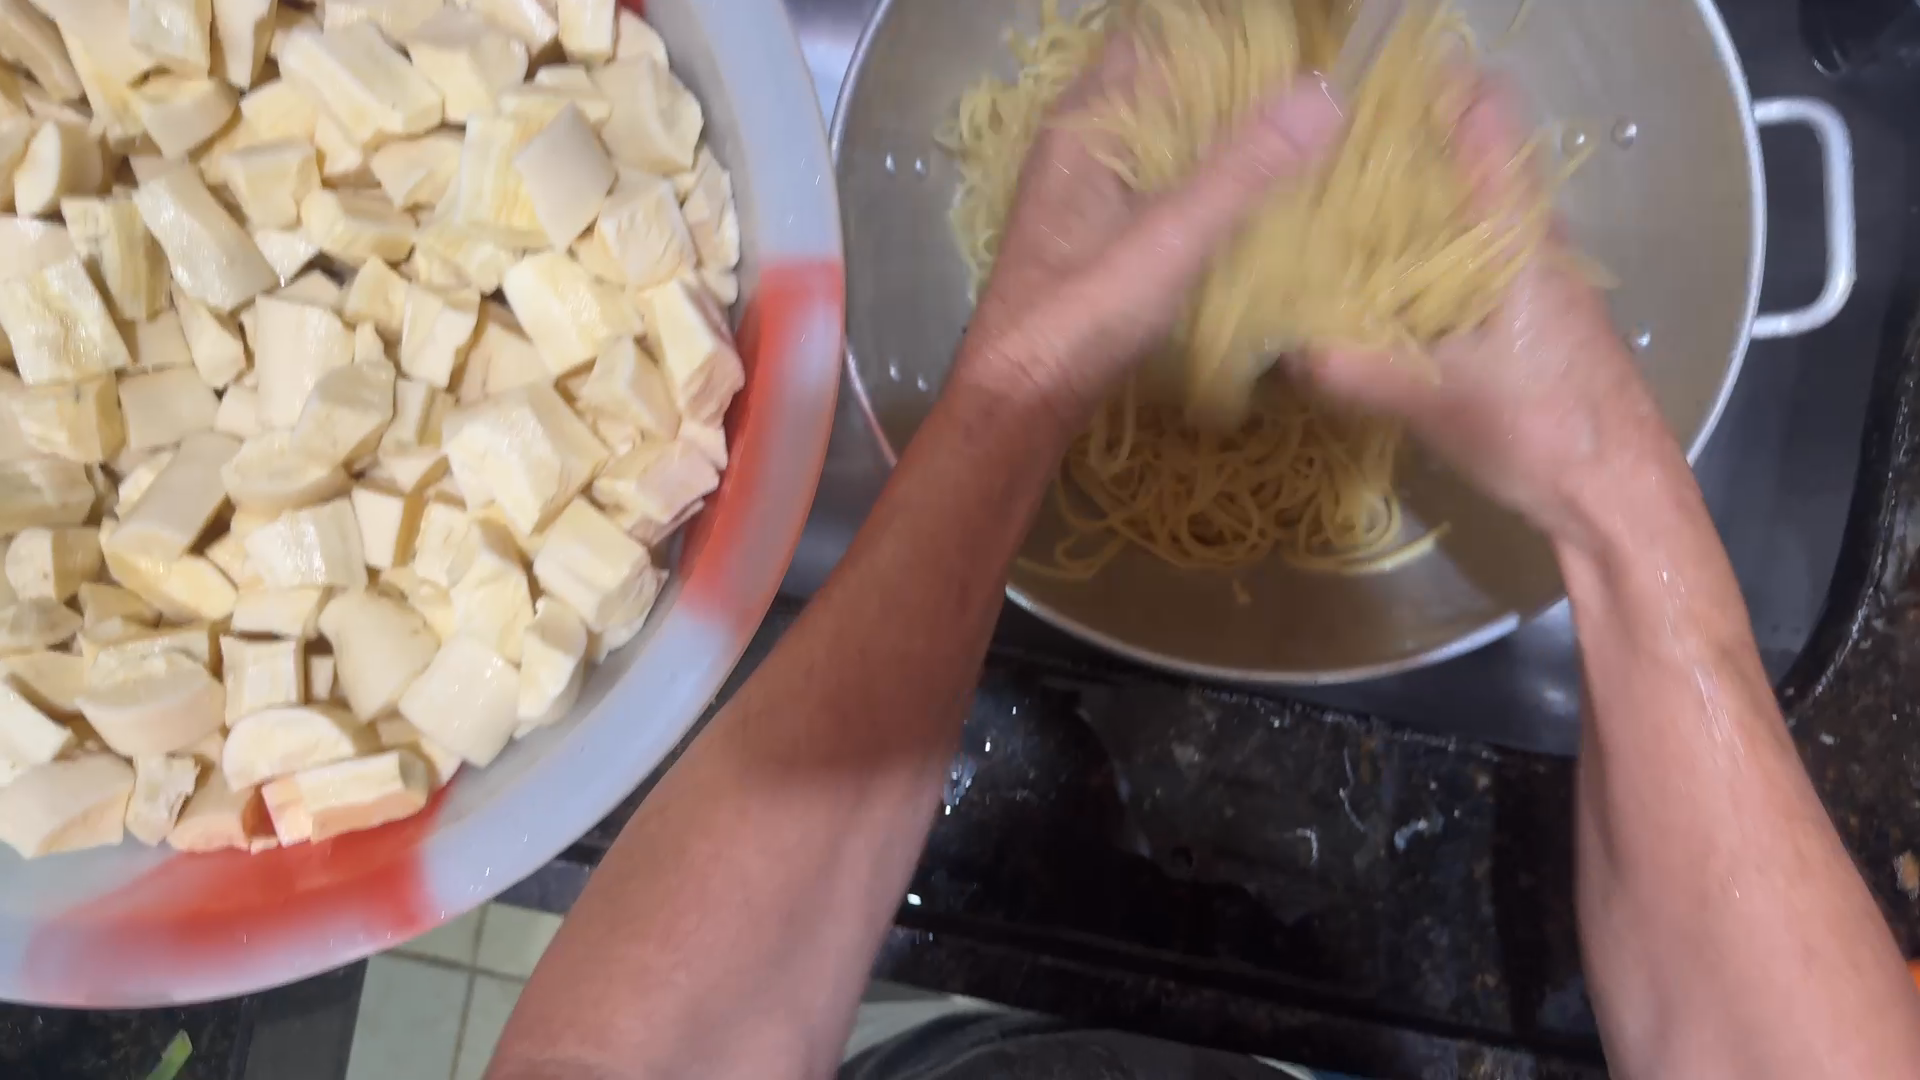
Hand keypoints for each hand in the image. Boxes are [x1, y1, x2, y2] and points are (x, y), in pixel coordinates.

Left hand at [954, 46, 1344, 430]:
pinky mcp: (1088, 259)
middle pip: (1153, 100)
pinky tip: (1233, 216)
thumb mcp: (1165, 239)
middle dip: (1220, 95)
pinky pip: (1147, 206)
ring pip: (1151, 158)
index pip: (1146, 44)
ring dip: (1207, 151)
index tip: (1282, 45)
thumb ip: (1240, 171)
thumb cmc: (1078, 319)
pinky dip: (1189, 200)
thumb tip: (1324, 92)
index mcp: (1081, 133)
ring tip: (1285, 147)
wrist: (1017, 403)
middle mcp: (1073, 161)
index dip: (1210, 39)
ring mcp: (1078, 212)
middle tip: (1300, 97)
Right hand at [1296, 82, 1678, 541]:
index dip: (1441, 96)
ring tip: (1325, 227)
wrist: (1611, 490)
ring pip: (1459, 227)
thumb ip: (1355, 372)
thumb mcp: (1434, 402)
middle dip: (1395, 165)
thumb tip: (1279, 351)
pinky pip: (1457, 271)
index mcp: (1517, 244)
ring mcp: (1527, 284)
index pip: (1489, 136)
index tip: (1375, 88)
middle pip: (1463, 176)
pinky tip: (1367, 294)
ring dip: (1402, 219)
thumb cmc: (1538, 431)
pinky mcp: (1517, 321)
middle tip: (1317, 171)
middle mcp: (1528, 248)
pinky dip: (1413, 266)